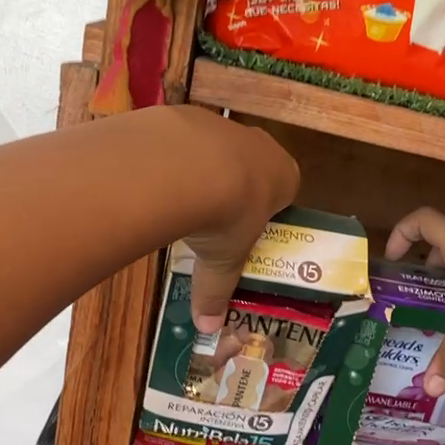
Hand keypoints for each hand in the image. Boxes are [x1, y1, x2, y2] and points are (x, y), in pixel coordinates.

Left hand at [156, 107, 298, 333]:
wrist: (185, 166)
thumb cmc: (226, 217)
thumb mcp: (223, 261)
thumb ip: (216, 292)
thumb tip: (208, 328)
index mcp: (285, 177)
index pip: (286, 192)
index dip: (268, 211)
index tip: (248, 230)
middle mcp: (261, 146)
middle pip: (253, 168)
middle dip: (236, 190)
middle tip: (214, 220)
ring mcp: (225, 126)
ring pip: (218, 151)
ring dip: (204, 172)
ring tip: (181, 202)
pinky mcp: (189, 115)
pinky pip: (184, 141)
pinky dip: (173, 159)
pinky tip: (157, 181)